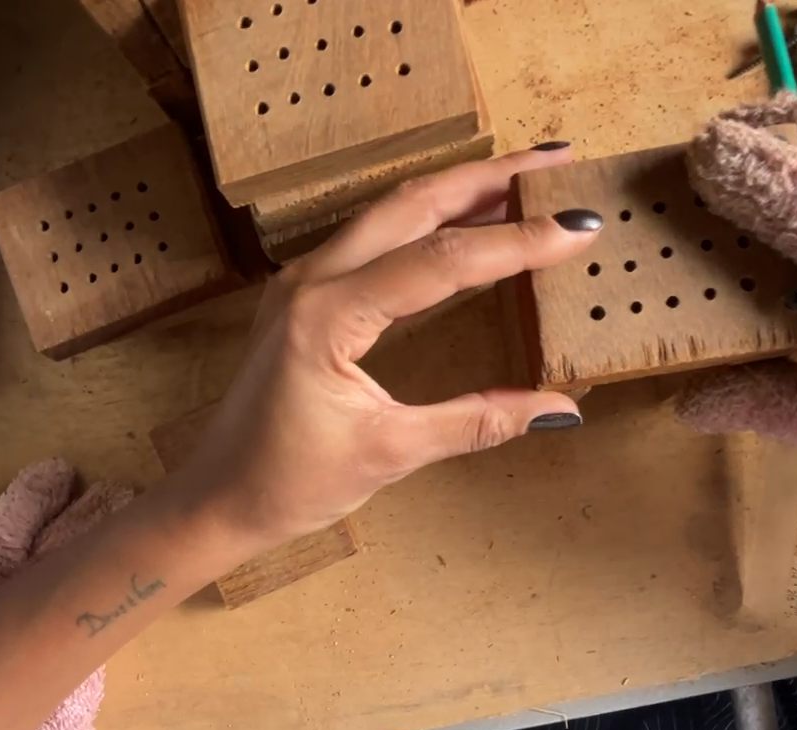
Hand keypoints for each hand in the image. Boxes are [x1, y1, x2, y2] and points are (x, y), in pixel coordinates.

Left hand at [172, 148, 603, 551]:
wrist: (218, 498)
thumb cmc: (288, 483)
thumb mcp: (389, 454)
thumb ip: (475, 422)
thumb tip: (559, 410)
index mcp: (328, 315)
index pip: (439, 261)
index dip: (515, 243)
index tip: (578, 229)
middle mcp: (311, 281)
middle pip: (411, 206)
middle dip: (487, 180)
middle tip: (555, 164)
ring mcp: (301, 284)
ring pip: (388, 215)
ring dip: (455, 193)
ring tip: (521, 182)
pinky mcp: (302, 298)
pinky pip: (370, 241)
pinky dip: (422, 224)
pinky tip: (457, 225)